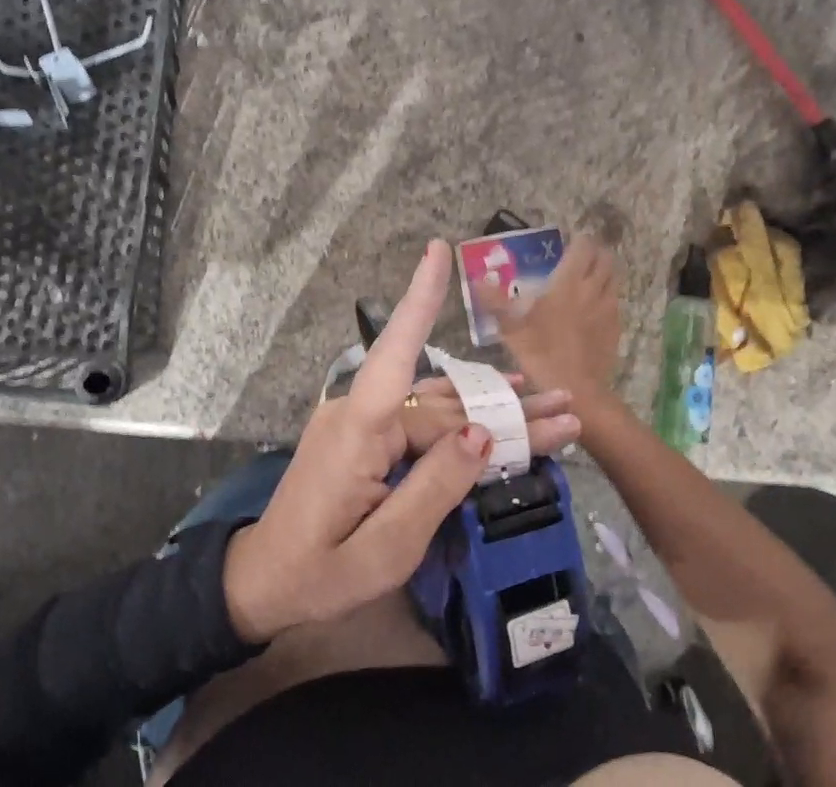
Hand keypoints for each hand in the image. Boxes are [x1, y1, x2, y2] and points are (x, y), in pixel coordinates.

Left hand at [222, 240, 581, 643]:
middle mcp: (360, 415)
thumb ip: (436, 487)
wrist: (265, 584)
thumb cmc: (320, 572)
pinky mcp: (365, 442)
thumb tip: (483, 434)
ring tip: (554, 410)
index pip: (396, 352)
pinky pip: (420, 427)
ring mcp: (362, 427)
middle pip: (444, 401)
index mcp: (358, 432)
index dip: (419, 299)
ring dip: (493, 412)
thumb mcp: (387, 547)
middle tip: (571, 409)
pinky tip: (499, 422)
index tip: (438, 250)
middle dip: (508, 406)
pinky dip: (461, 427)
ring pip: (438, 411)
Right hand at [475, 233, 623, 405]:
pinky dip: (607, 295)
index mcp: (568, 284)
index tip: (571, 241)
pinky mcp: (616, 327)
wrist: (578, 391)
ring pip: (614, 278)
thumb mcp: (511, 329)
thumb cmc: (541, 355)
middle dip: (596, 252)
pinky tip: (594, 307)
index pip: (583, 249)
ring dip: (605, 272)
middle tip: (582, 255)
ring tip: (590, 276)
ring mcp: (608, 308)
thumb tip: (478, 278)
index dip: (580, 241)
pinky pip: (615, 301)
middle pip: (605, 259)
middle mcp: (593, 290)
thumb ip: (495, 301)